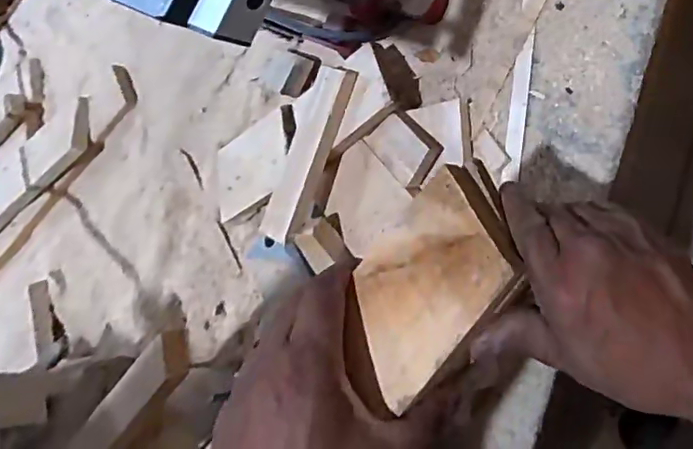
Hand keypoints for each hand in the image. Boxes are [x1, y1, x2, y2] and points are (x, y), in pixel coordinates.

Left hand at [213, 264, 449, 448]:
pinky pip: (254, 367)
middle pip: (291, 303)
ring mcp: (240, 396)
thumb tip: (467, 377)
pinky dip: (278, 355)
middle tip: (354, 294)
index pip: (320, 291)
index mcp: (307, 361)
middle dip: (321, 290)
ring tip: (328, 334)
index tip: (368, 268)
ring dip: (297, 321)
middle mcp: (267, 367)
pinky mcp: (225, 424)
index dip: (343, 270)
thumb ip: (430, 412)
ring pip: (268, 334)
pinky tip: (297, 382)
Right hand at [472, 185, 692, 420]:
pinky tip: (598, 232)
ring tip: (566, 233)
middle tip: (535, 229)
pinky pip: (607, 208)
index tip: (507, 189)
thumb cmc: (625, 361)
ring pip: (580, 207)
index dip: (515, 206)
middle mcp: (583, 244)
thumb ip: (523, 334)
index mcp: (558, 277)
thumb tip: (477, 341)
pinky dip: (595, 214)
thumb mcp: (569, 357)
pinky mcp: (641, 224)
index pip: (528, 227)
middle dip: (540, 215)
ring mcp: (616, 229)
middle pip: (553, 212)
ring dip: (568, 215)